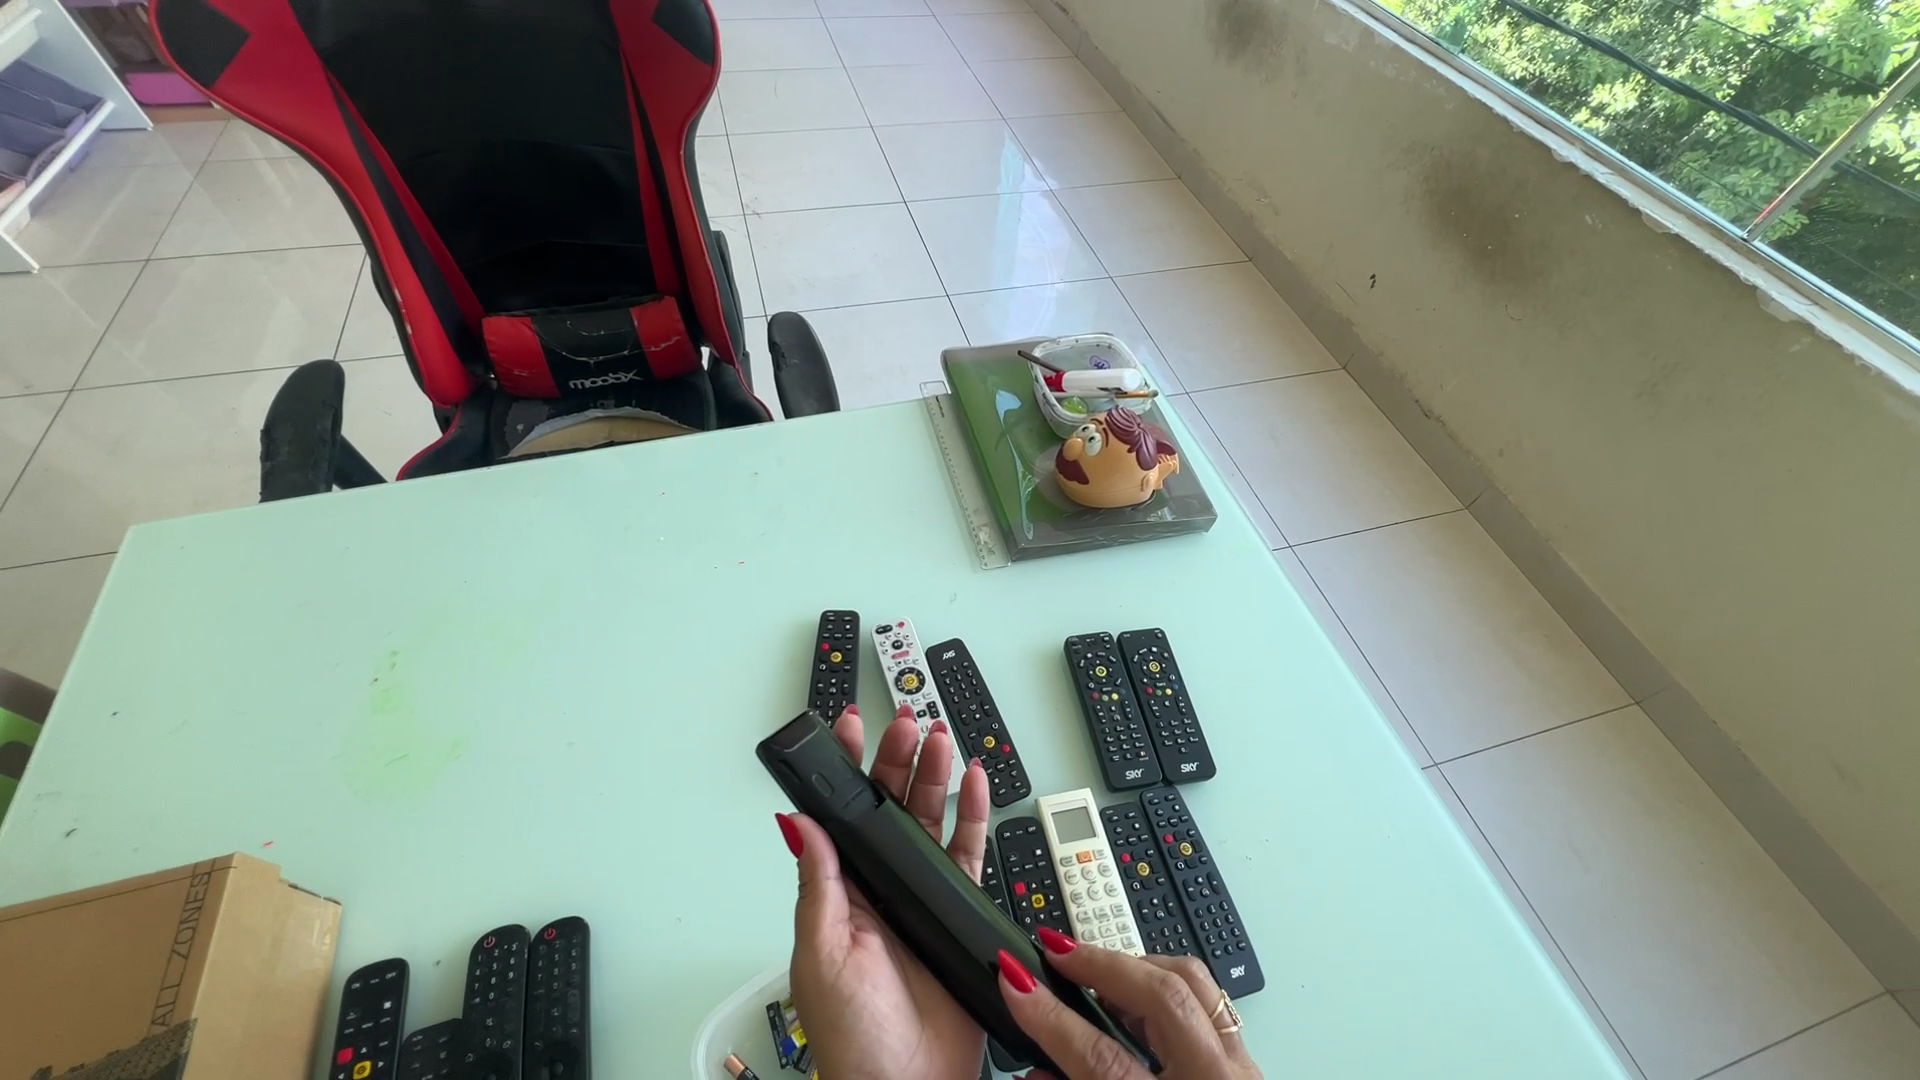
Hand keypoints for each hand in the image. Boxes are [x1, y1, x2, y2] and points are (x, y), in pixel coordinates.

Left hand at [778, 703, 992, 1079]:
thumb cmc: (850, 1037)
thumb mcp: (821, 953)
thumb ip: (818, 883)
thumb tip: (797, 823)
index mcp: (841, 889)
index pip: (841, 813)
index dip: (846, 766)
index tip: (851, 727)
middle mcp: (879, 884)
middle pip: (891, 805)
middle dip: (898, 758)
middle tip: (908, 724)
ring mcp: (919, 893)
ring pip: (930, 818)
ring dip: (936, 775)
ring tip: (940, 740)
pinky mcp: (955, 907)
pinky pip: (968, 851)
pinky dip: (974, 815)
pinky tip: (975, 787)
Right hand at [997, 929, 1262, 1079]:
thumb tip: (1033, 1070)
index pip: (1102, 1060)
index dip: (1051, 1017)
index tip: (1014, 981)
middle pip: (1161, 998)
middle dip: (1100, 964)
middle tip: (1053, 949)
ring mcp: (1242, 1071)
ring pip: (1192, 981)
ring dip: (1134, 963)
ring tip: (1091, 964)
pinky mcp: (1248, 1061)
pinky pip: (1206, 996)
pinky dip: (1162, 979)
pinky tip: (1131, 989)